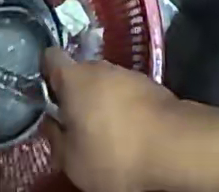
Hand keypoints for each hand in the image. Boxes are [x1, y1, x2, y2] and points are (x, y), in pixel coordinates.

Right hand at [42, 49, 180, 191]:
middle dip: (76, 94)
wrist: (174, 146)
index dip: (44, 70)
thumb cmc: (115, 153)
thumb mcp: (73, 161)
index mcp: (73, 78)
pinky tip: (129, 132)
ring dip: (101, 102)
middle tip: (76, 124)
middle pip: (79, 73)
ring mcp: (125, 72)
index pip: (50, 57)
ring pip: (104, 83)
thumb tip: (49, 123)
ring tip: (105, 132)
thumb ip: (55, 138)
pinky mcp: (149, 84)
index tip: (45, 90)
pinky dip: (124, 108)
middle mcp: (98, 66)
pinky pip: (126, 93)